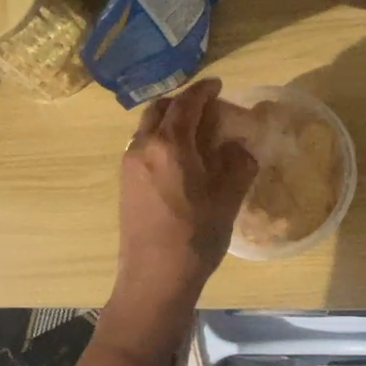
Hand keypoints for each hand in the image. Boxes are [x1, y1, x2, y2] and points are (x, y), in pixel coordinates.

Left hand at [113, 78, 257, 307]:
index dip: (204, 90)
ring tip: (195, 135)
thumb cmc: (195, 238)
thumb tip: (239, 149)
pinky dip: (161, 140)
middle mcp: (142, 147)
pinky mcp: (125, 184)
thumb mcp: (227, 201)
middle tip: (207, 109)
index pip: (186, 104)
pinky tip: (180, 160)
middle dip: (183, 103)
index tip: (218, 86)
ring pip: (148, 128)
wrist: (154, 279)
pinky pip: (142, 147)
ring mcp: (129, 166)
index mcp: (169, 145)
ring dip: (170, 122)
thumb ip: (237, 166)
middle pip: (160, 109)